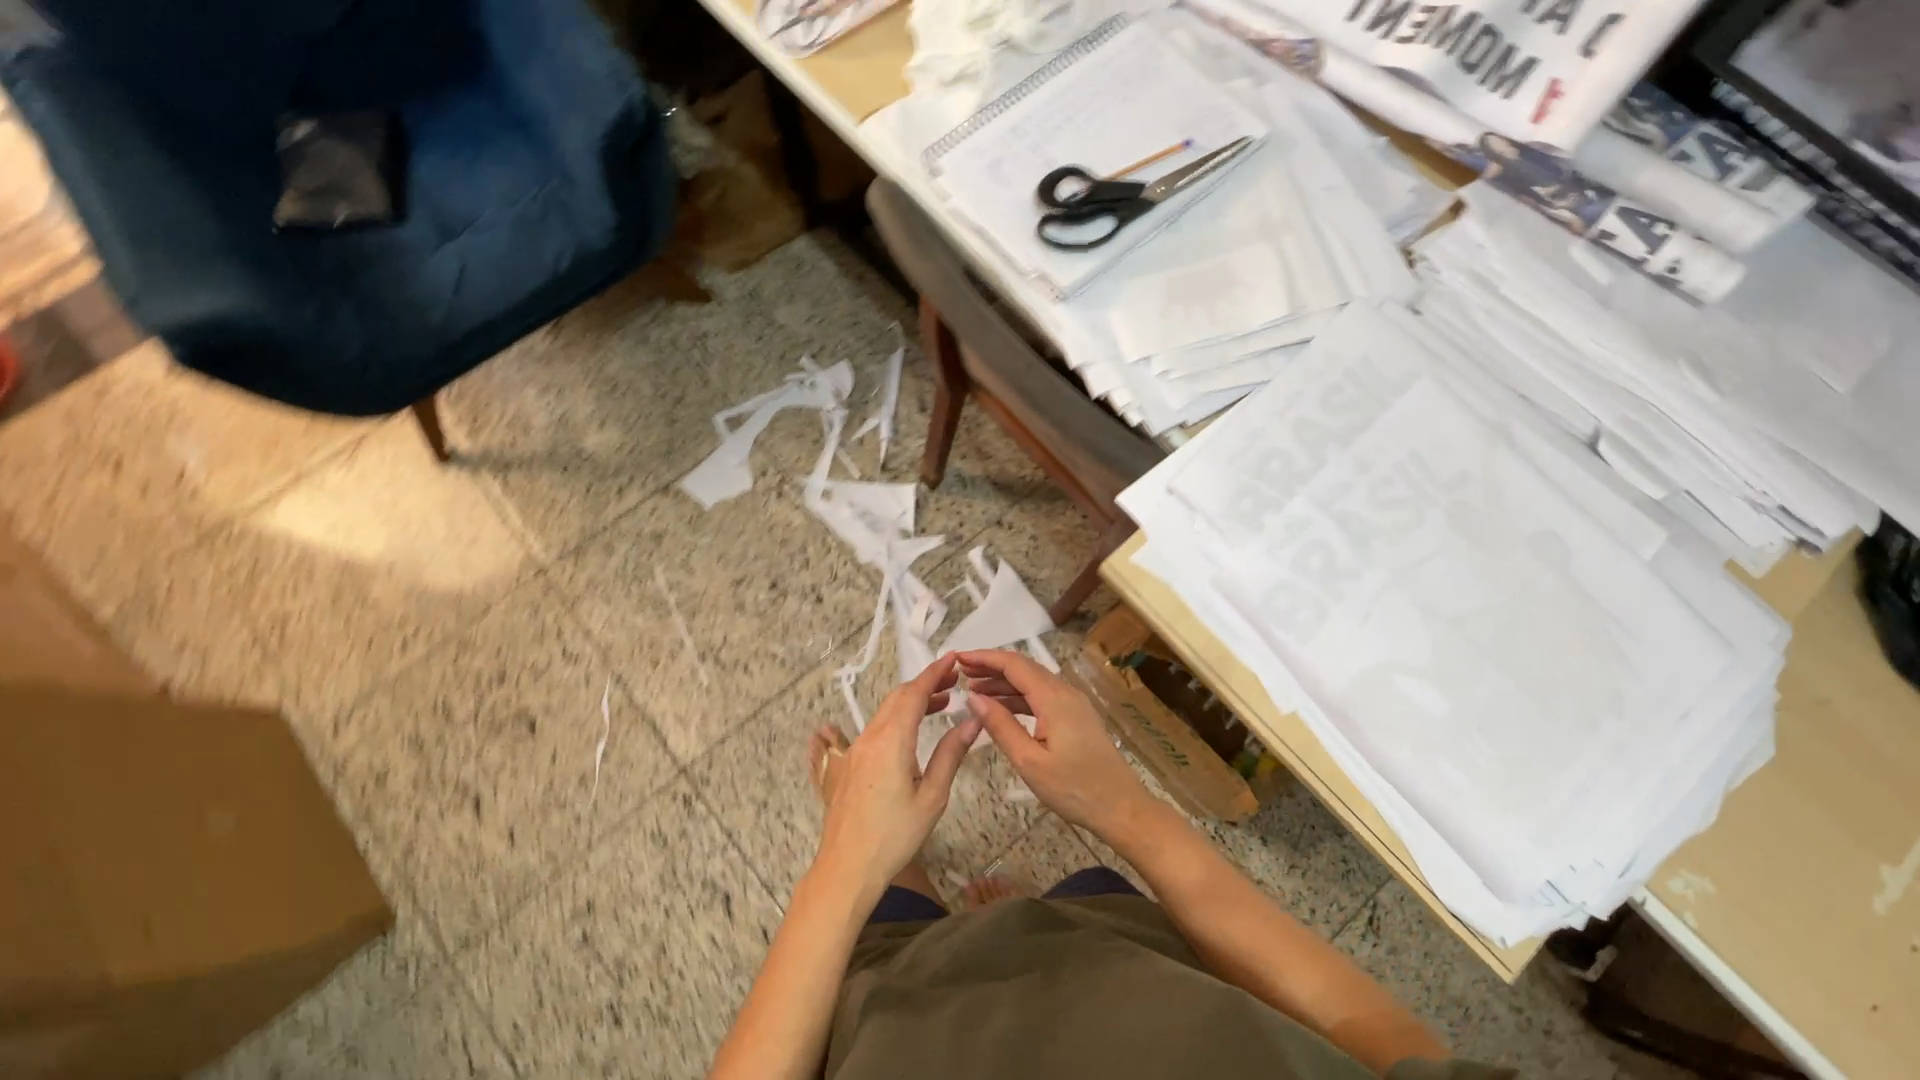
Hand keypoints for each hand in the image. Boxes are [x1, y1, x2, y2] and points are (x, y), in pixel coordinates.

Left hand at [813, 653, 979, 895]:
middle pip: (897, 698)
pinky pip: (872, 729)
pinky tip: (912, 732)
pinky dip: (895, 720)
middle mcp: (869, 738)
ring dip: (910, 703)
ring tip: (940, 704)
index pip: (914, 694)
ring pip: (884, 713)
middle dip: (925, 685)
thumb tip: (972, 722)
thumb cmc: (894, 836)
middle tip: (954, 683)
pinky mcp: (847, 765)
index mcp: (891, 741)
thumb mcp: (932, 797)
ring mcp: (854, 751)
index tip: (953, 660)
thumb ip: (950, 755)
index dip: (934, 674)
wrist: (847, 867)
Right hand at [959, 649, 1155, 838]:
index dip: (985, 658)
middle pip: (1024, 668)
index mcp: (1054, 699)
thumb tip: (973, 698)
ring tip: (974, 692)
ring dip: (1004, 683)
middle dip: (992, 667)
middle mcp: (1065, 693)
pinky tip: (1002, 709)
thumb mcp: (1029, 761)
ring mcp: (1074, 704)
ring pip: (1034, 682)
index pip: (1014, 665)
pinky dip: (1019, 697)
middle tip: (961, 674)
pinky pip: (1043, 697)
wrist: (1121, 808)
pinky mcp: (1077, 717)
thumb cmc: (1073, 789)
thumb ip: (1000, 726)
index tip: (958, 659)